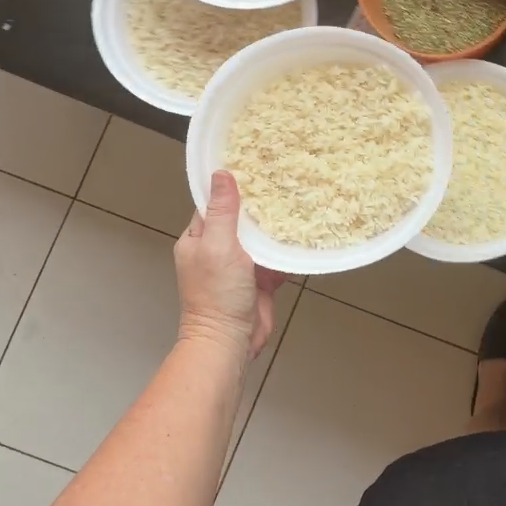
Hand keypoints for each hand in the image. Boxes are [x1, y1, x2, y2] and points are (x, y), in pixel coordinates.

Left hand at [175, 171, 284, 356]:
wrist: (230, 340)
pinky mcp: (262, 280)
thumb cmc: (217, 294)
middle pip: (241, 219)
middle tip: (286, 180)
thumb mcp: (218, 246)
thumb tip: (221, 174)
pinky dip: (289, 250)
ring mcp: (241, 265)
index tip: (254, 165)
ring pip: (262, 238)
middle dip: (261, 204)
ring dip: (278, 227)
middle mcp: (218, 249)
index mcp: (199, 238)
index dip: (232, 186)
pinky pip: (277, 259)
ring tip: (301, 202)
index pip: (213, 204)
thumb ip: (222, 211)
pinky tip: (306, 235)